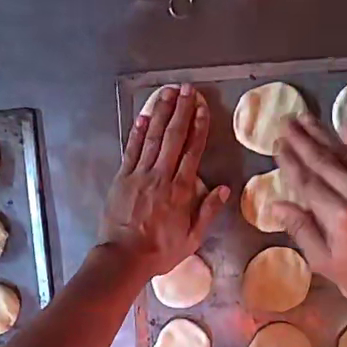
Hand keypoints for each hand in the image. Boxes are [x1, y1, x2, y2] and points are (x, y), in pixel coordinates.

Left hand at [98, 84, 228, 276]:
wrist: (123, 258)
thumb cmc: (159, 251)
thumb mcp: (192, 238)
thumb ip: (208, 211)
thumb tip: (224, 188)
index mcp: (180, 190)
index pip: (193, 151)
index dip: (199, 126)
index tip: (203, 107)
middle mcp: (160, 176)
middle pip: (173, 137)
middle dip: (181, 110)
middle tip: (187, 89)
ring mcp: (139, 175)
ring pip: (152, 137)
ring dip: (161, 113)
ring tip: (168, 93)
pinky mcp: (122, 178)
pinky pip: (131, 149)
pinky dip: (138, 131)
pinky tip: (144, 116)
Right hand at [268, 114, 346, 302]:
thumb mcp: (326, 263)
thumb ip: (302, 231)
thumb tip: (277, 205)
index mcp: (338, 216)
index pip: (307, 182)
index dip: (290, 162)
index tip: (277, 144)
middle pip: (326, 161)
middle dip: (304, 140)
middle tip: (287, 121)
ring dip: (326, 135)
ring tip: (307, 119)